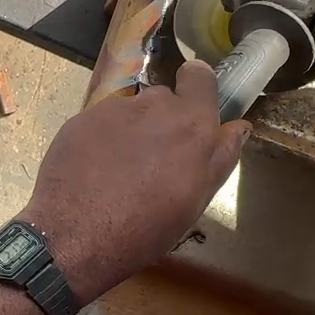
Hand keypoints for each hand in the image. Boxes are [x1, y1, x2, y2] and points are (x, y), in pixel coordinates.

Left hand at [20, 60, 249, 302]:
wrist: (77, 237)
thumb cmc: (146, 229)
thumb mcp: (195, 201)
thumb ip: (220, 157)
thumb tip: (238, 127)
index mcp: (191, 123)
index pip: (200, 77)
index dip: (195, 89)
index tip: (189, 109)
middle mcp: (154, 106)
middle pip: (162, 100)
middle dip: (159, 122)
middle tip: (151, 161)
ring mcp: (112, 111)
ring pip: (127, 113)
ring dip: (127, 133)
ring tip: (116, 173)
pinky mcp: (78, 121)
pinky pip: (96, 125)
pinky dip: (97, 142)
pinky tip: (90, 174)